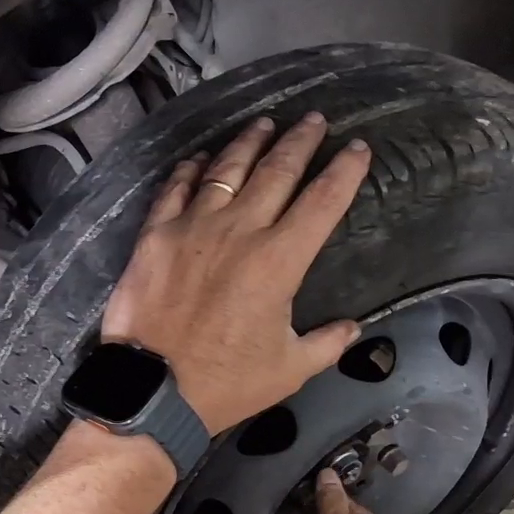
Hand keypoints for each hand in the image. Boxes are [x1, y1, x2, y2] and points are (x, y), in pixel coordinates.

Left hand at [101, 113, 372, 433]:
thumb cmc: (228, 384)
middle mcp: (239, 231)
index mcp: (279, 261)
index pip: (323, 202)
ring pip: (227, 170)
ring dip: (249, 143)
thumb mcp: (289, 370)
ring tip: (263, 125)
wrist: (155, 393)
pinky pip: (176, 188)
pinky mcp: (155, 235)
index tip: (358, 149)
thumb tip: (353, 328)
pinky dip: (192, 169)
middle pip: (277, 171)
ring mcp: (193, 227)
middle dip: (300, 141)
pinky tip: (201, 159)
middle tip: (314, 120)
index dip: (345, 171)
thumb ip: (326, 344)